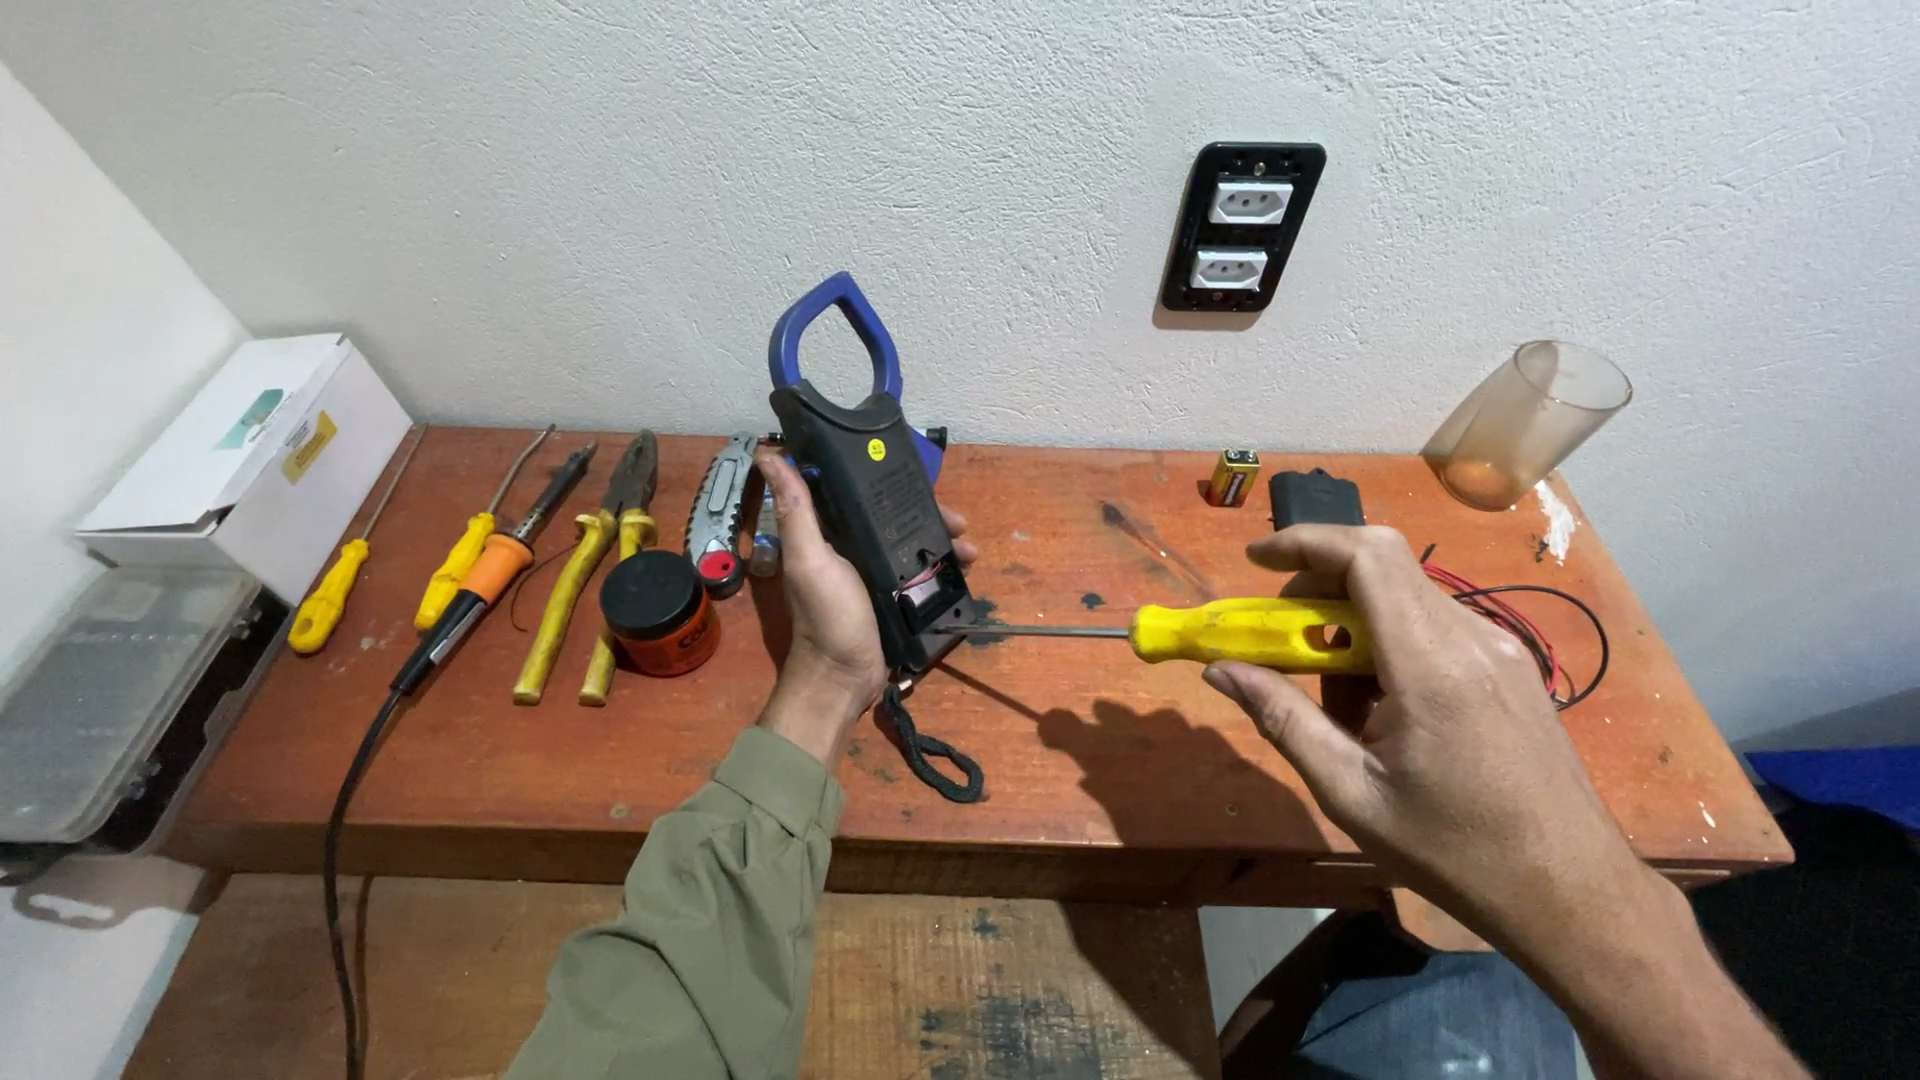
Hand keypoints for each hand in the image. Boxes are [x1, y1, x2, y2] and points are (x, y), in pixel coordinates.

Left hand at [752, 450, 975, 764]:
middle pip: (898, 518)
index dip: (888, 482)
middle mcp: (855, 548)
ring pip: (917, 544)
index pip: (861, 494)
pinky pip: (926, 572)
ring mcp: (879, 573)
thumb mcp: (810, 560)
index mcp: (831, 533)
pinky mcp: (899, 596)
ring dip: (946, 541)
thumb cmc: (827, 616)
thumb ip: (796, 511)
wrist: (845, 678)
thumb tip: (766, 455)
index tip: (917, 477)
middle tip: (958, 521)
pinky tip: (967, 567)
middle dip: (930, 515)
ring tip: (968, 548)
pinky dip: (947, 567)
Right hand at [1201, 525, 1654, 951]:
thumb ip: (1281, 718)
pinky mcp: (1508, 666)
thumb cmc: (1453, 851)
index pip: (1367, 557)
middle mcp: (1471, 638)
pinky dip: (1383, 642)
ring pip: (1402, 595)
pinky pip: (1430, 625)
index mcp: (1431, 665)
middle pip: (1380, 565)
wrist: (1574, 895)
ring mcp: (1499, 648)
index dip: (1304, 542)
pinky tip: (1378, 708)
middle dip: (1315, 585)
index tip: (1255, 559)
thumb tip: (1219, 670)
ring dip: (1348, 621)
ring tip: (1332, 697)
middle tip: (1279, 638)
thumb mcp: (1349, 791)